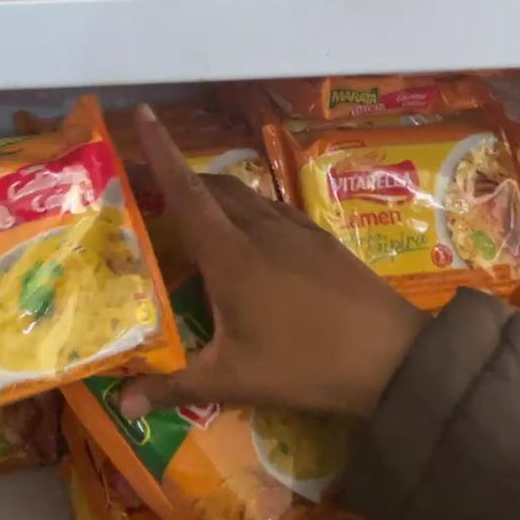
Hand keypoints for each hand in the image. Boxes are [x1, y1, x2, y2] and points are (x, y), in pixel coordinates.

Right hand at [117, 105, 428, 419]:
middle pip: (209, 185)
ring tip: (193, 211)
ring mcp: (292, 228)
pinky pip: (268, 207)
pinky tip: (248, 236)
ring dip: (211, 191)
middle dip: (177, 175)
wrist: (398, 360)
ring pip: (240, 193)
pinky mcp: (318, 238)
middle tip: (150, 186)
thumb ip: (173, 386)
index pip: (184, 190)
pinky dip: (244, 207)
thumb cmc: (306, 364)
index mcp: (228, 252)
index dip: (158, 150)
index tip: (141, 113)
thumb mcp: (234, 380)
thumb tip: (121, 406)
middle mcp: (257, 228)